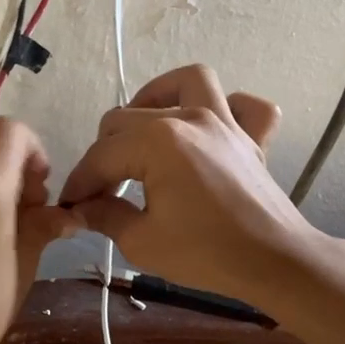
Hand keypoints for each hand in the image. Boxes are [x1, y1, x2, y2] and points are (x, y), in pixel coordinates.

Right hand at [58, 65, 322, 305]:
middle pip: (127, 118)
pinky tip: (210, 128)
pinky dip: (228, 108)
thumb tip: (81, 207)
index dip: (79, 183)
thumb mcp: (141, 242)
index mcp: (157, 142)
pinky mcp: (253, 138)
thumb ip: (105, 215)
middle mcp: (189, 117)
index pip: (101, 156)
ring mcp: (225, 122)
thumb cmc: (205, 254)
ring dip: (159, 97)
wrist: (273, 263)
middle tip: (102, 191)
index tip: (71, 207)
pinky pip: (244, 105)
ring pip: (188, 81)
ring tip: (144, 129)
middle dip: (105, 154)